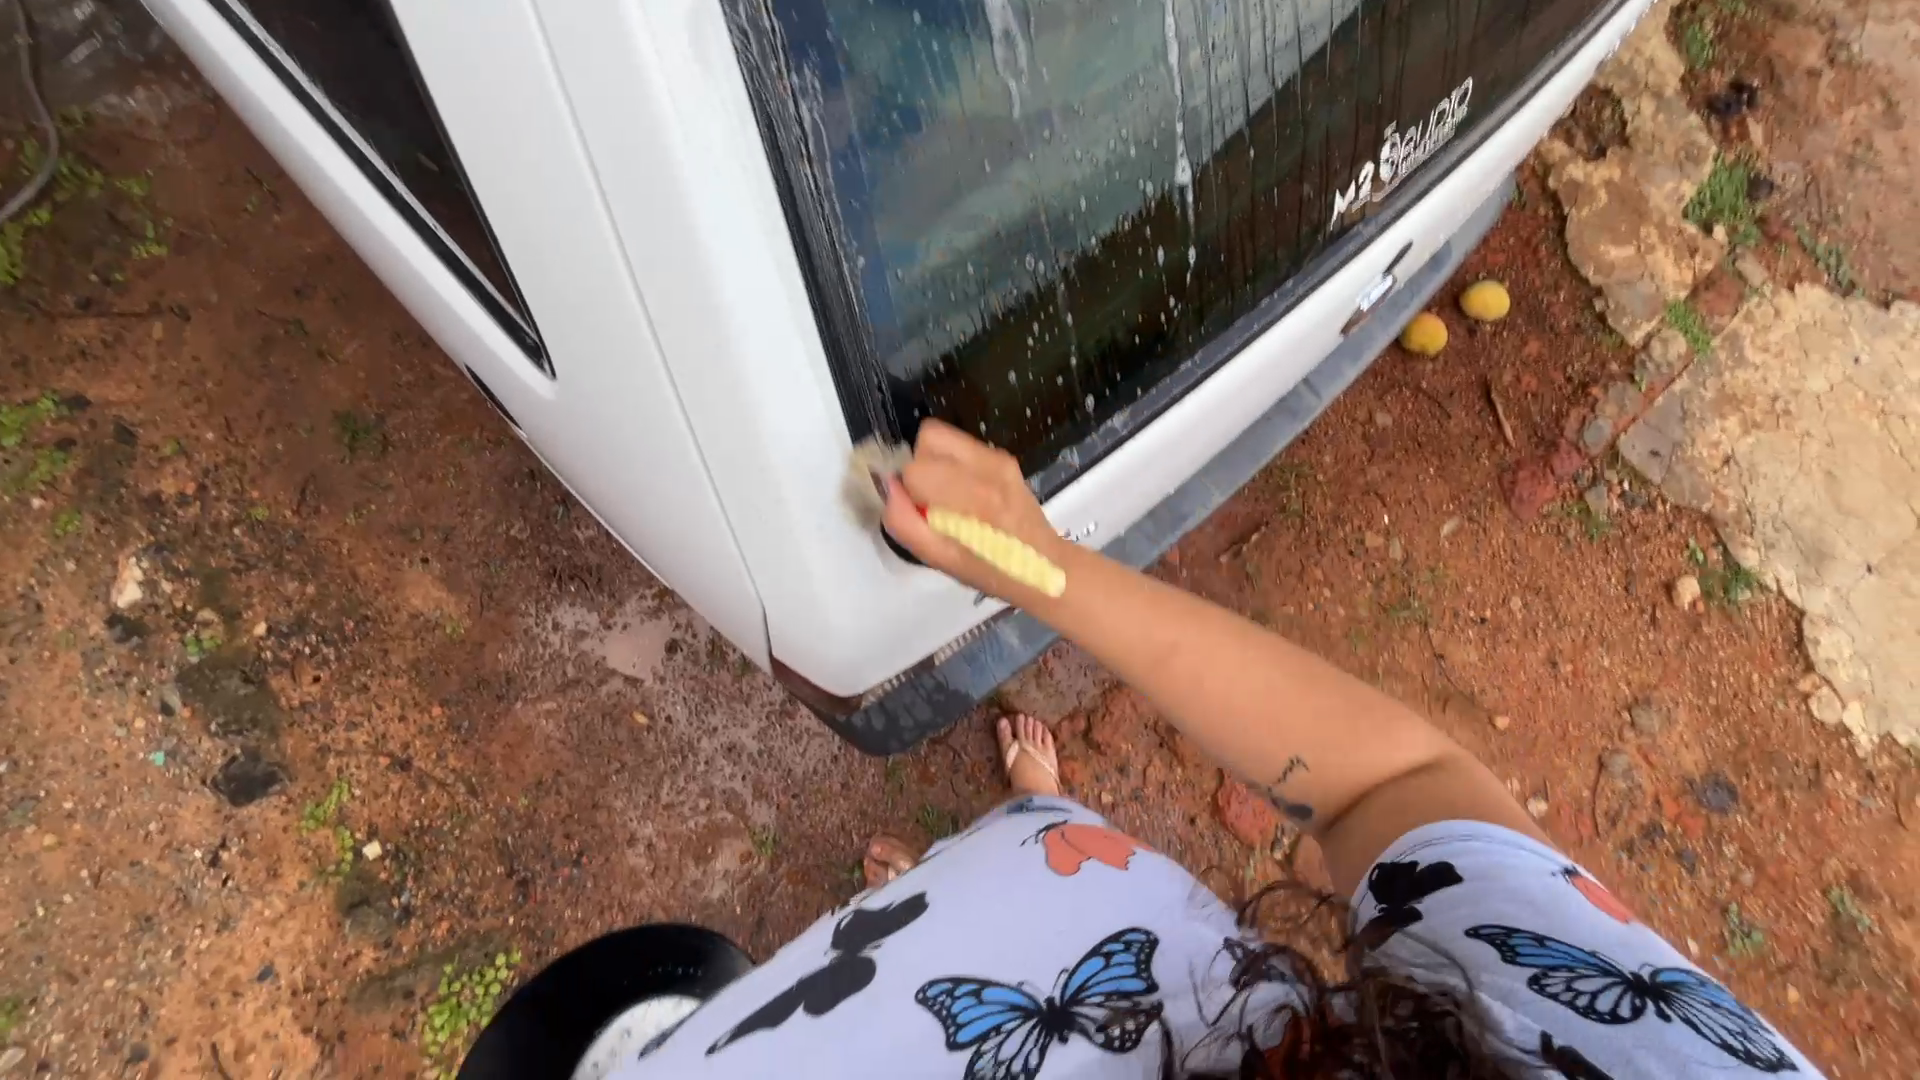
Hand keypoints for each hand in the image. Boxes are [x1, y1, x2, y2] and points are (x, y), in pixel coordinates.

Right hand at [880, 420, 1070, 604]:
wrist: (1043, 565)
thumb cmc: (989, 569)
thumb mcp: (938, 559)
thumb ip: (904, 522)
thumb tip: (888, 488)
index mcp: (970, 498)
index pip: (914, 468)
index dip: (909, 490)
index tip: (920, 511)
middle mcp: (986, 469)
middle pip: (926, 438)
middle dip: (918, 466)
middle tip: (929, 499)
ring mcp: (997, 458)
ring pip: (941, 436)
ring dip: (934, 461)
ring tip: (946, 494)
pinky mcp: (1003, 456)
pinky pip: (960, 445)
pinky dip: (951, 462)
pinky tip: (964, 490)